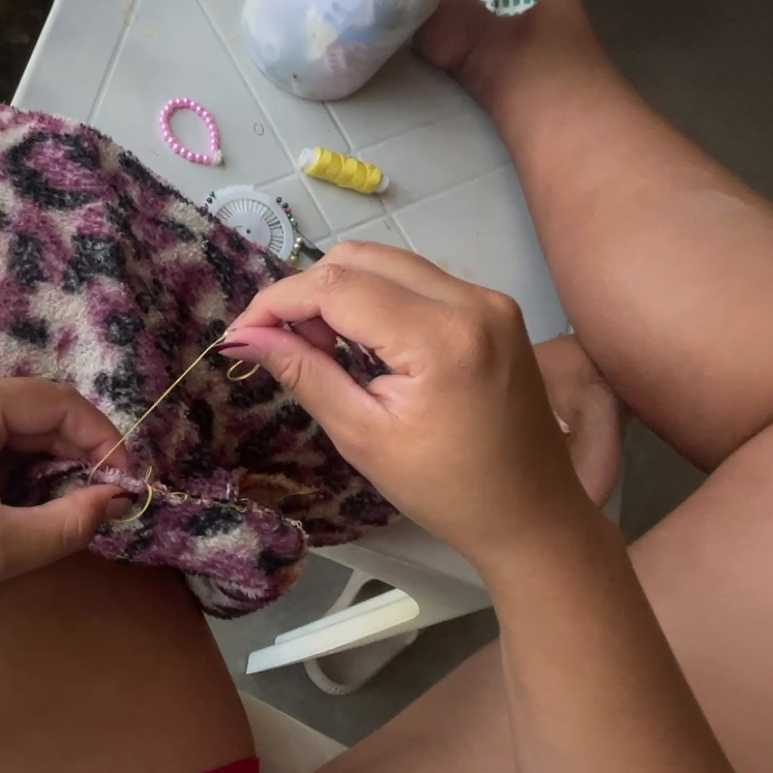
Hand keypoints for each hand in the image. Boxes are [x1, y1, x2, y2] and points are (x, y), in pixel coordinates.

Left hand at [0, 370, 127, 623]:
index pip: (56, 402)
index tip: (126, 485)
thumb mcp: (0, 547)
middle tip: (98, 505)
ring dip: (42, 468)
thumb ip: (70, 521)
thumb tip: (120, 499)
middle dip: (72, 458)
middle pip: (34, 413)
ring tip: (52, 513)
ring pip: (12, 430)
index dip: (102, 440)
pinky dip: (11, 471)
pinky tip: (13, 507)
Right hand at [219, 242, 595, 567]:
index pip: (335, 287)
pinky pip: (411, 280)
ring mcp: (487, 299)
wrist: (531, 513)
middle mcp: (471, 300)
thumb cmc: (442, 488)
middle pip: (358, 259)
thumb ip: (302, 373)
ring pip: (383, 262)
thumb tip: (241, 339)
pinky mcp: (490, 308)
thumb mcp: (360, 434)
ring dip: (334, 293)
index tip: (240, 335)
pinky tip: (358, 343)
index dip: (276, 302)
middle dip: (303, 294)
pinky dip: (369, 299)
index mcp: (441, 337)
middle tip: (281, 345)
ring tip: (317, 347)